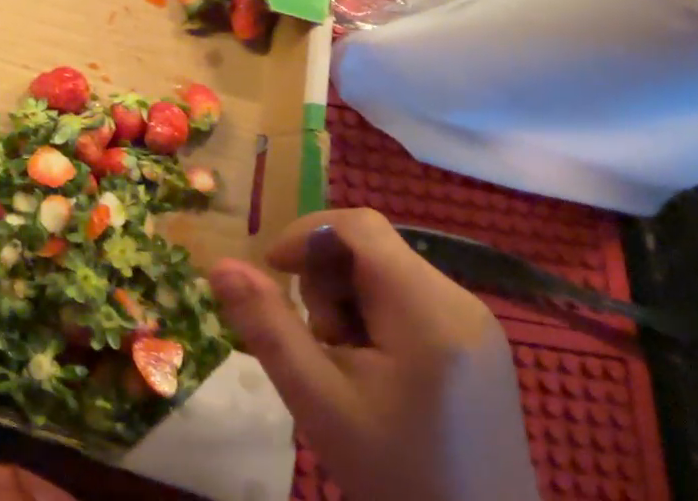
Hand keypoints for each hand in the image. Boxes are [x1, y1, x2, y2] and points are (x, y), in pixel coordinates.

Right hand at [207, 209, 539, 500]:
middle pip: (369, 249)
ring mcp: (476, 324)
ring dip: (345, 302)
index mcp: (427, 311)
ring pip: (384, 273)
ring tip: (344, 363)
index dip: (304, 235)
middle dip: (325, 282)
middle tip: (317, 343)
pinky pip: (407, 298)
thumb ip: (267, 325)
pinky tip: (370, 369)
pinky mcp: (477, 344)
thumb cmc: (394, 471)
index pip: (359, 226)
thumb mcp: (316, 398)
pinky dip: (373, 317)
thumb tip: (220, 264)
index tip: (272, 274)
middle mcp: (461, 303)